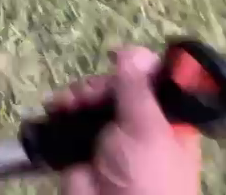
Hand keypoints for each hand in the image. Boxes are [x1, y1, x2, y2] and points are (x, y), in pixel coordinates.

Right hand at [49, 47, 201, 194]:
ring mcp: (110, 132)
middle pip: (116, 84)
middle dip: (98, 85)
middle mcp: (141, 123)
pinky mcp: (82, 138)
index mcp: (169, 122)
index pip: (155, 82)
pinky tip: (56, 108)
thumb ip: (138, 89)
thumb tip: (137, 50)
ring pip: (90, 95)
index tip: (120, 59)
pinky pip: (69, 110)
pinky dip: (60, 105)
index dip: (138, 68)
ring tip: (68, 105)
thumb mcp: (147, 128)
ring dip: (75, 94)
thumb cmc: (146, 176)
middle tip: (92, 96)